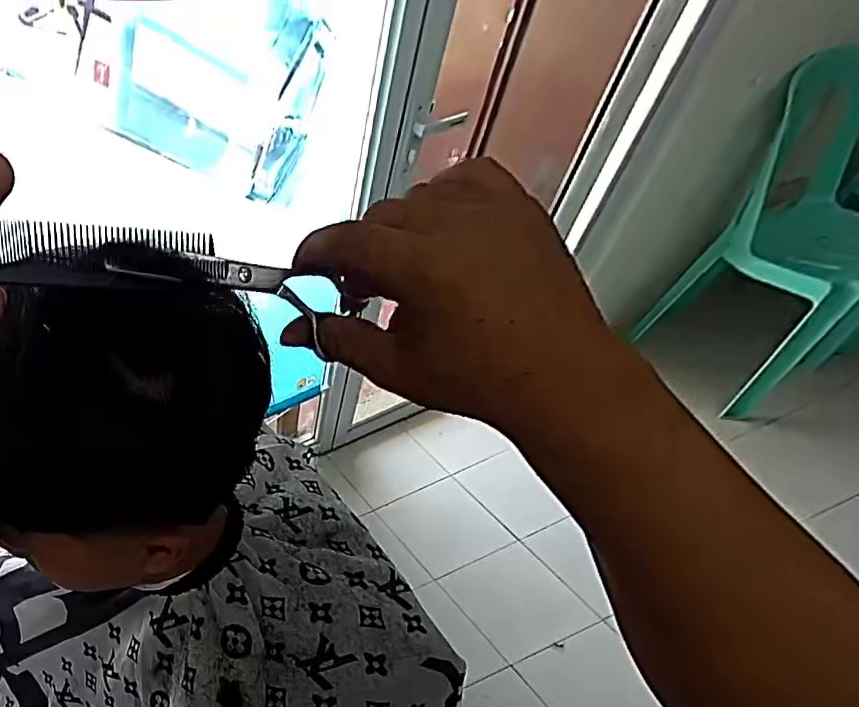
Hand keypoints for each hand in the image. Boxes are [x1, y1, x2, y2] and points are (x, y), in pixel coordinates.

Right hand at [285, 158, 650, 439]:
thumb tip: (306, 329)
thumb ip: (340, 340)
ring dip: (396, 231)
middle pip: (377, 219)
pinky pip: (465, 179)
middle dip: (356, 253)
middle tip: (354, 292)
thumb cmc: (488, 375)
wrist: (554, 374)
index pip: (346, 240)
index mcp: (422, 263)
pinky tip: (440, 235)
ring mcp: (492, 210)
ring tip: (402, 272)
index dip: (314, 253)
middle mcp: (457, 224)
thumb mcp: (394, 367)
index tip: (304, 266)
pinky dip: (442, 200)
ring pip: (416, 198)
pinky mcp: (517, 208)